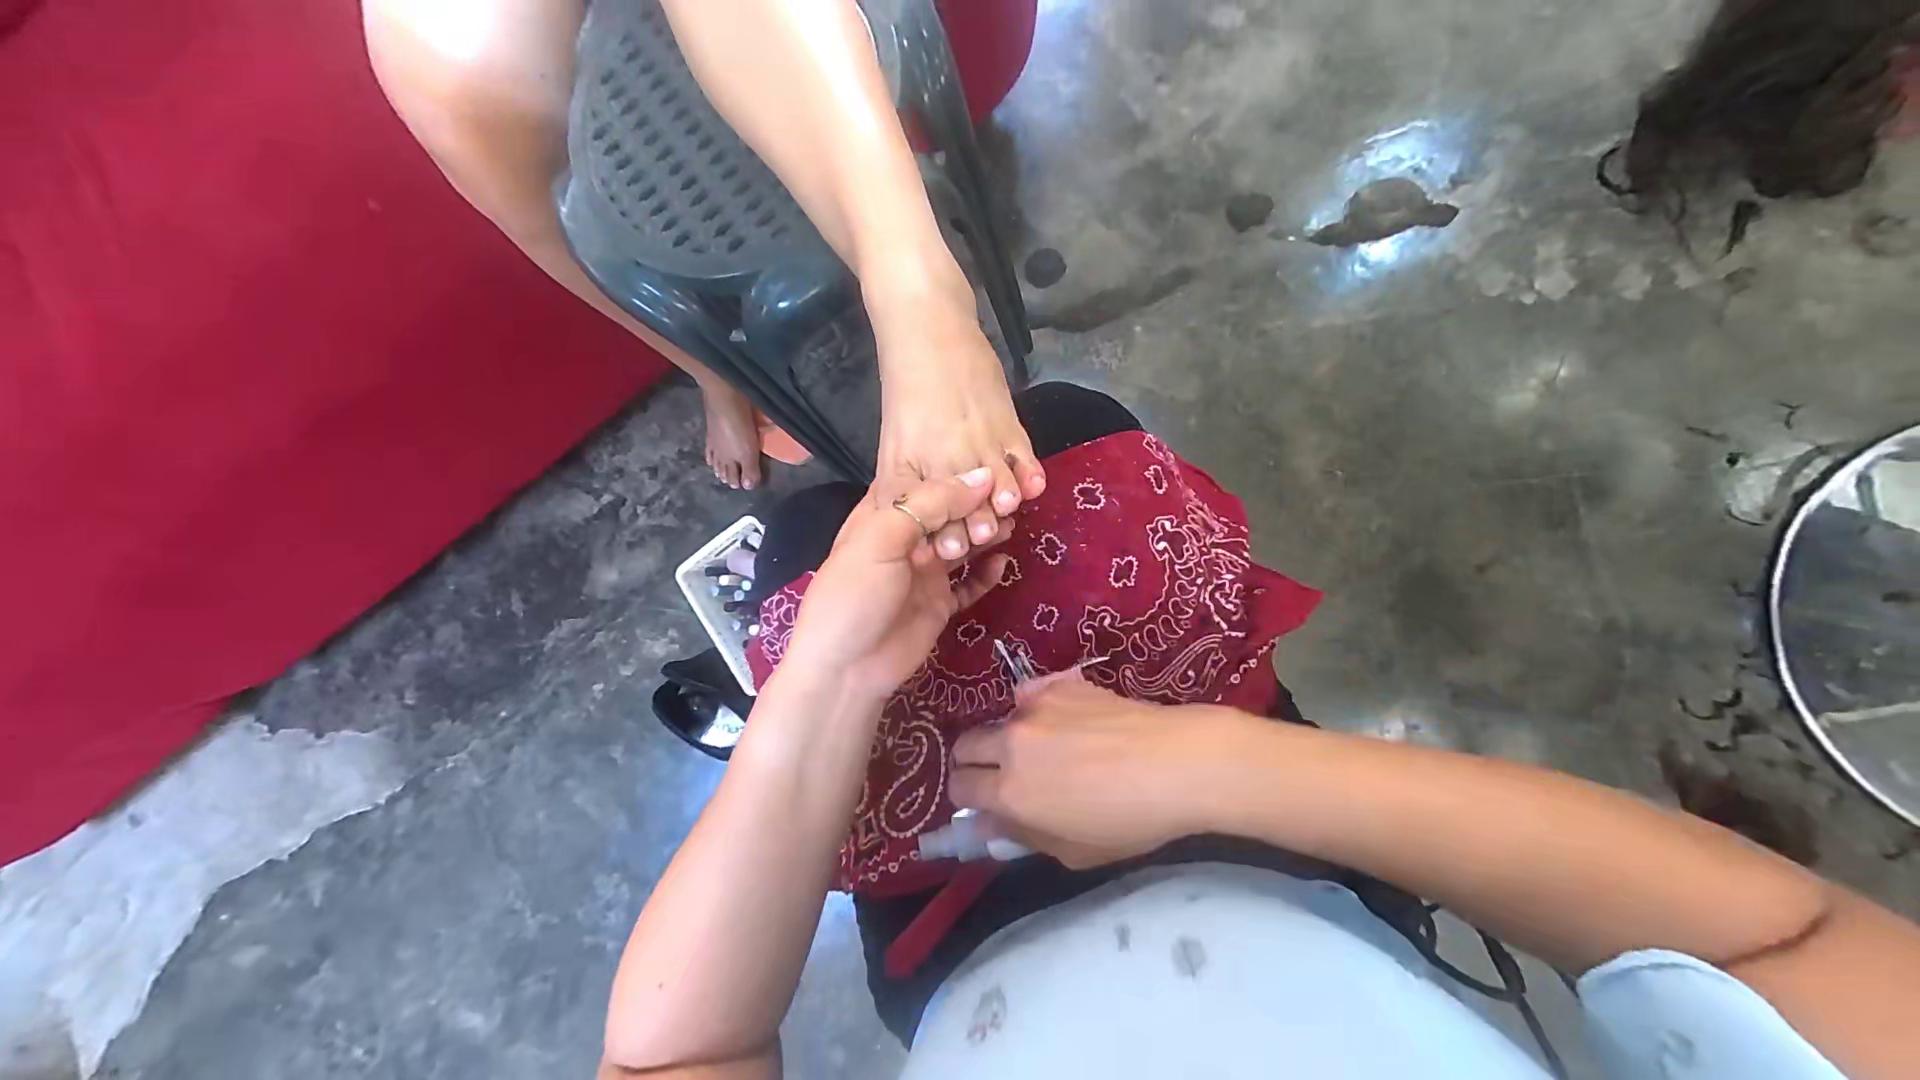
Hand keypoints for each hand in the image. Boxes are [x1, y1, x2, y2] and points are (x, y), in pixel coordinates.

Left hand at [782, 467, 1014, 701]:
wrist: (847, 669)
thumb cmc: (855, 594)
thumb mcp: (882, 537)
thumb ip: (929, 504)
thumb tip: (981, 477)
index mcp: (882, 516)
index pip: (925, 485)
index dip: (956, 477)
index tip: (992, 472)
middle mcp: (905, 540)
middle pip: (948, 514)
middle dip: (975, 507)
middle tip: (1007, 503)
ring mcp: (924, 573)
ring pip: (963, 545)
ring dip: (985, 535)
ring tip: (1011, 525)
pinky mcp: (939, 603)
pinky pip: (969, 584)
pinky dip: (986, 574)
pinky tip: (1003, 563)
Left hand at [872, 299, 1045, 562]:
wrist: (929, 331)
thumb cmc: (906, 390)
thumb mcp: (892, 446)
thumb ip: (903, 488)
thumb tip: (919, 526)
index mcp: (908, 466)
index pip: (917, 510)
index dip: (929, 532)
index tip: (937, 551)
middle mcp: (943, 457)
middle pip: (959, 502)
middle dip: (968, 524)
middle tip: (977, 536)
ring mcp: (978, 440)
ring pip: (993, 483)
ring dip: (1000, 503)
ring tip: (1005, 513)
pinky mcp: (1007, 423)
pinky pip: (1023, 456)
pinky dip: (1029, 473)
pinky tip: (1033, 487)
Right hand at [949, 672, 1257, 867]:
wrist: (1176, 764)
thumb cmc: (1129, 820)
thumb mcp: (1074, 851)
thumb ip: (1023, 836)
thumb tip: (989, 824)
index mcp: (1010, 792)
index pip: (960, 788)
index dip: (968, 798)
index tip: (986, 802)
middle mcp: (1010, 744)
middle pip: (964, 746)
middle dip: (975, 762)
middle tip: (1004, 774)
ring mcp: (1032, 708)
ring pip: (998, 719)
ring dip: (1008, 736)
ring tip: (1045, 747)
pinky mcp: (1055, 684)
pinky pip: (1028, 694)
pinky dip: (1034, 707)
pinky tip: (1064, 719)